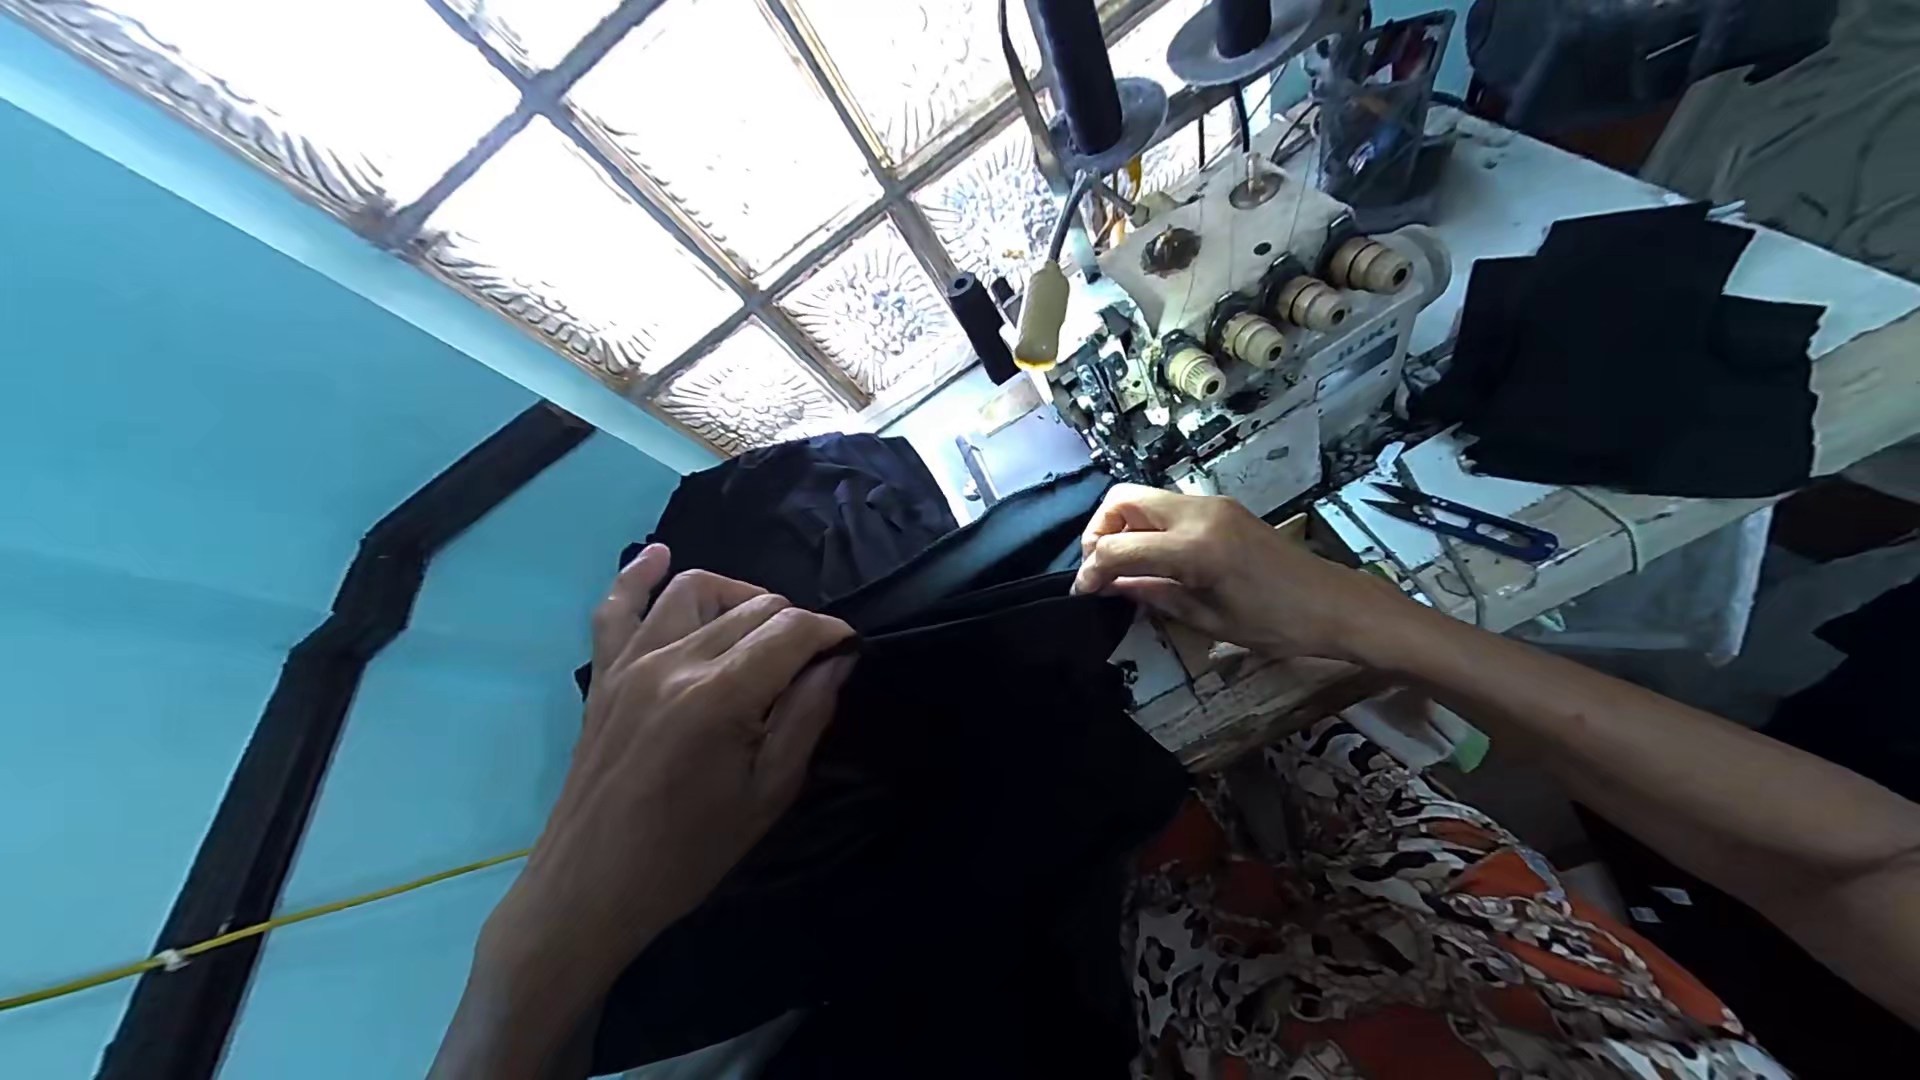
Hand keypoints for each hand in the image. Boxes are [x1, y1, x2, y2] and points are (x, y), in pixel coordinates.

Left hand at [491, 545, 855, 985]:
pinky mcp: (604, 673)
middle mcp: (674, 661)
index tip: (850, 650)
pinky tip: (659, 556)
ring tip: (761, 627)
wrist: (587, 891)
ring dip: (740, 595)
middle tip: (811, 660)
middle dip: (796, 622)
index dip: (831, 632)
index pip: (792, 631)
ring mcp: (631, 661)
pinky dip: (639, 574)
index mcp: (720, 696)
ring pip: (696, 587)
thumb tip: (837, 662)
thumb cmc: (688, 853)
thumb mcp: (768, 794)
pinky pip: (617, 606)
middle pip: (753, 606)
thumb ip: (806, 716)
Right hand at [1071, 484, 1415, 663]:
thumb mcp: (1208, 619)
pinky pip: (1165, 506)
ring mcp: (1210, 504)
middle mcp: (1198, 513)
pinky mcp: (1219, 507)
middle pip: (1122, 499)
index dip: (1091, 568)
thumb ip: (1152, 595)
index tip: (1082, 590)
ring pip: (1141, 497)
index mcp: (1195, 548)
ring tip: (1123, 564)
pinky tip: (1151, 556)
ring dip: (1120, 526)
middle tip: (1100, 568)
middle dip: (1098, 531)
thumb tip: (1111, 585)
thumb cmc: (1277, 623)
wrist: (1337, 604)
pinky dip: (1144, 525)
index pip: (1119, 546)